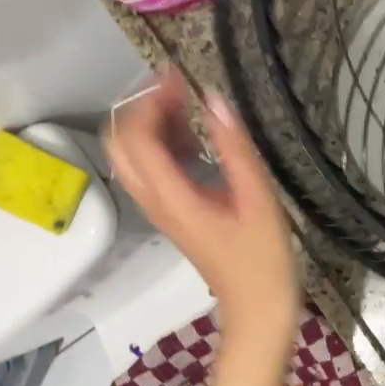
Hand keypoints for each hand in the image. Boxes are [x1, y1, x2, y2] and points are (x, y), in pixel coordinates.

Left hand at [105, 70, 298, 340]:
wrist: (257, 309)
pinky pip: (150, 170)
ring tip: (187, 105)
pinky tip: (195, 136)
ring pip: (131, 156)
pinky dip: (162, 144)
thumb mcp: (258, 200)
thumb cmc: (264, 259)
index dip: (149, 99)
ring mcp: (160, 209)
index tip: (178, 76)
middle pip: (120, 144)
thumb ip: (235, 149)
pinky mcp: (172, 214)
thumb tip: (216, 100)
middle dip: (140, 108)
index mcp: (172, 196)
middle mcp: (155, 201)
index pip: (136, 136)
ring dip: (150, 125)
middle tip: (176, 89)